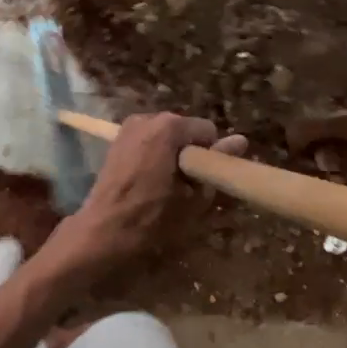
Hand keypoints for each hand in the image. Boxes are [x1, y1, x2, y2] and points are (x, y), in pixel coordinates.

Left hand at [42, 112, 246, 283]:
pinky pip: (147, 143)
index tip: (202, 180)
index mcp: (168, 126)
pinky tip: (147, 182)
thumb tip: (242, 140)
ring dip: (171, 155)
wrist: (105, 229)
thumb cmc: (153, 215)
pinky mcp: (116, 140)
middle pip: (184, 131)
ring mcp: (128, 127)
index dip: (209, 155)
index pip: (207, 131)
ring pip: (165, 137)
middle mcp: (146, 117)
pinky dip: (153, 156)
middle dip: (189, 153)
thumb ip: (217, 162)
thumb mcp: (194, 194)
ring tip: (165, 186)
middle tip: (185, 186)